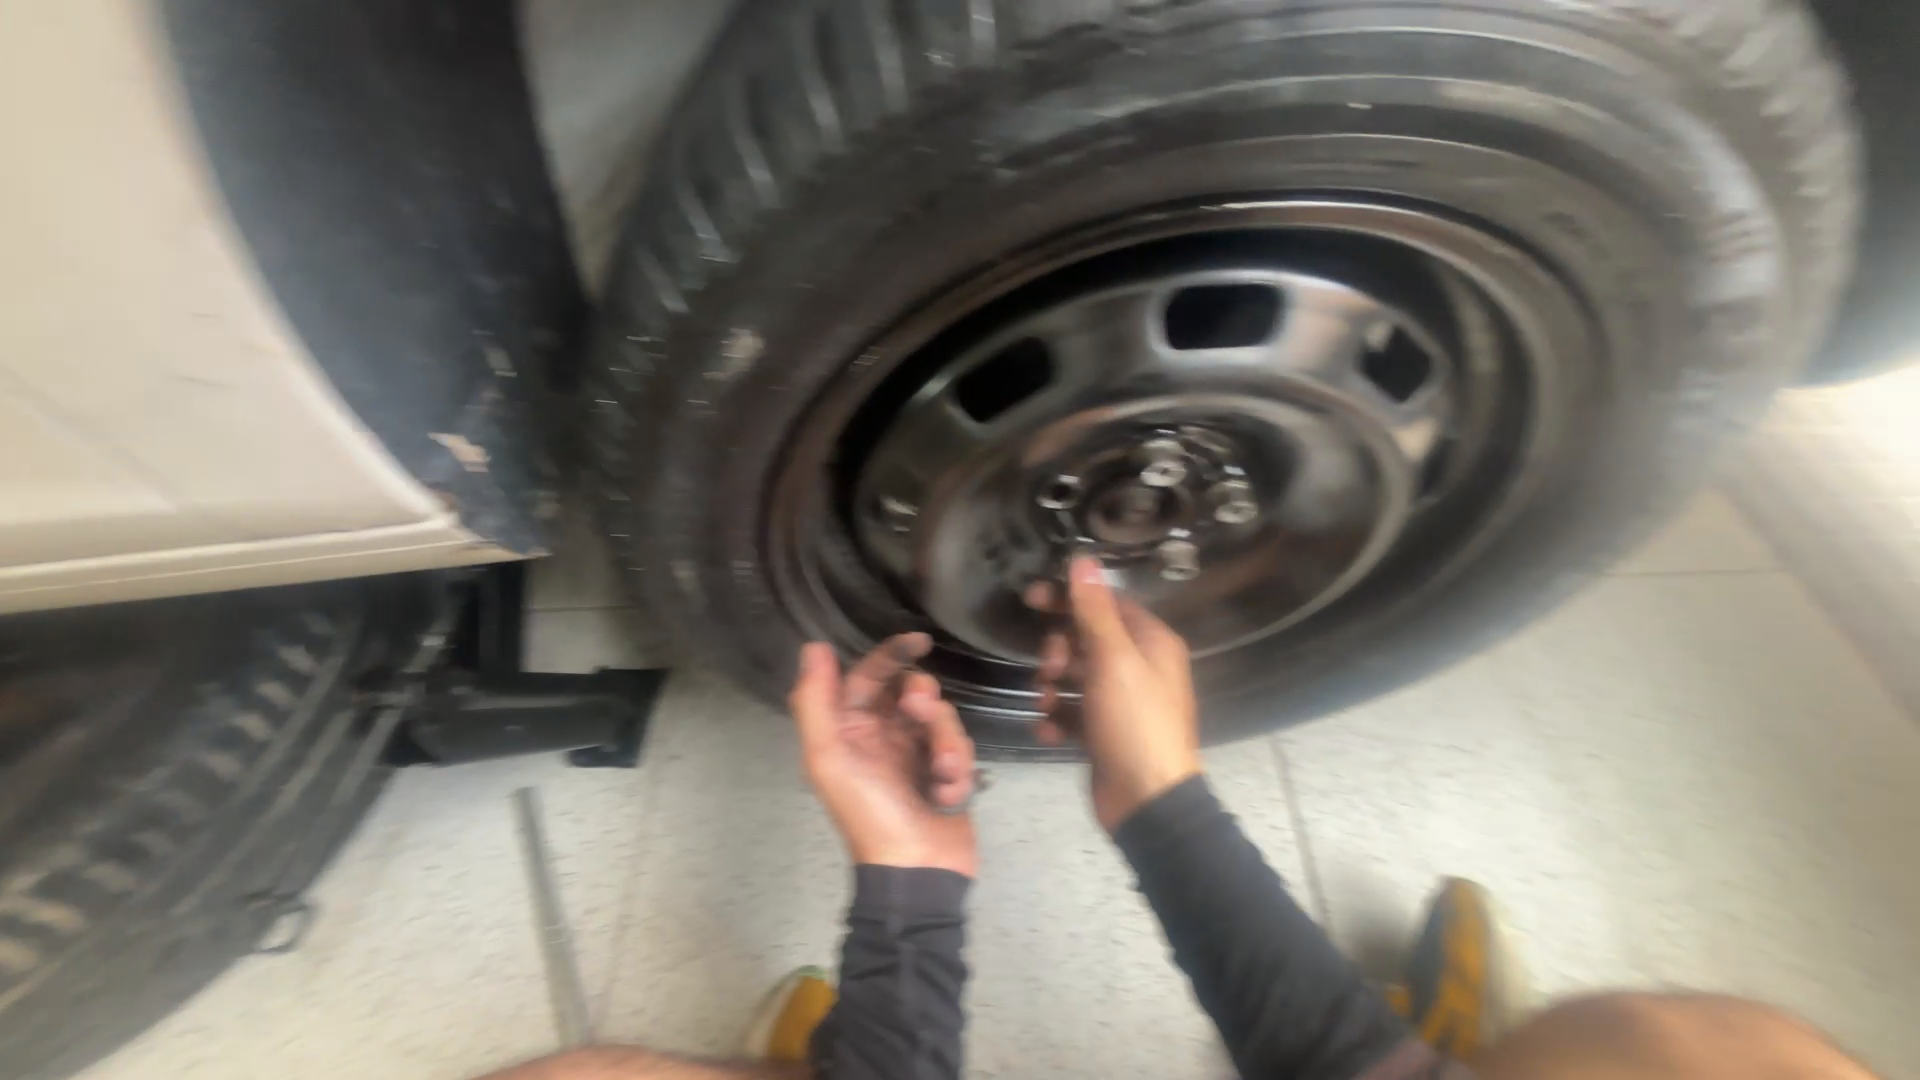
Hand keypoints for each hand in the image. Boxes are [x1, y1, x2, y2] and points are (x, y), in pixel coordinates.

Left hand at [789, 634, 978, 877]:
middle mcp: (883, 736)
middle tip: (922, 713)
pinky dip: (956, 770)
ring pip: (942, 719)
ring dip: (944, 743)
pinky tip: (948, 794)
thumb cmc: (869, 812)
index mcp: (850, 729)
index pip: (870, 675)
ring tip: (941, 775)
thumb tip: (813, 647)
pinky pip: (960, 750)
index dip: (892, 654)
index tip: (920, 641)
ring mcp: (917, 755)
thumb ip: (816, 701)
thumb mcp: (829, 757)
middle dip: (924, 700)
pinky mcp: (946, 774)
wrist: (916, 872)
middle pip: (913, 692)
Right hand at [1032, 556, 1201, 833]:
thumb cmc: (1134, 722)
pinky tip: (1048, 731)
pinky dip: (1057, 718)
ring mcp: (1121, 701)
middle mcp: (1139, 666)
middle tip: (1049, 670)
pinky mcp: (1105, 731)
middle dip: (1059, 651)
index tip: (1031, 599)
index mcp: (1151, 642)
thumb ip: (1094, 610)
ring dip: (1053, 686)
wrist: (1147, 802)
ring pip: (1075, 676)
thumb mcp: (1113, 660)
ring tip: (1046, 704)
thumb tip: (1083, 559)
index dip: (1069, 598)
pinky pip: (1072, 712)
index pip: (1105, 603)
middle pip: (1086, 639)